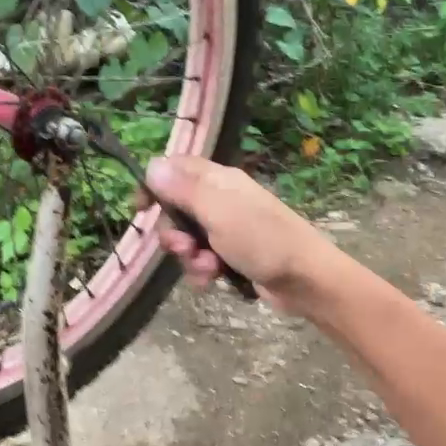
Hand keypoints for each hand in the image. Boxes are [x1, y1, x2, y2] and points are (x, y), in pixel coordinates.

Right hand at [143, 156, 349, 316]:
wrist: (306, 280)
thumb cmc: (263, 240)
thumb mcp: (218, 211)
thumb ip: (183, 189)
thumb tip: (151, 165)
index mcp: (219, 180)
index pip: (175, 169)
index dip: (154, 186)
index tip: (140, 209)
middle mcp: (221, 200)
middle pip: (176, 209)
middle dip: (174, 233)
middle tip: (183, 248)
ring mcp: (228, 228)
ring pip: (188, 239)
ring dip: (189, 257)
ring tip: (207, 269)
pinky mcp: (233, 255)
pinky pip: (203, 259)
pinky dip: (202, 271)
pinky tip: (212, 280)